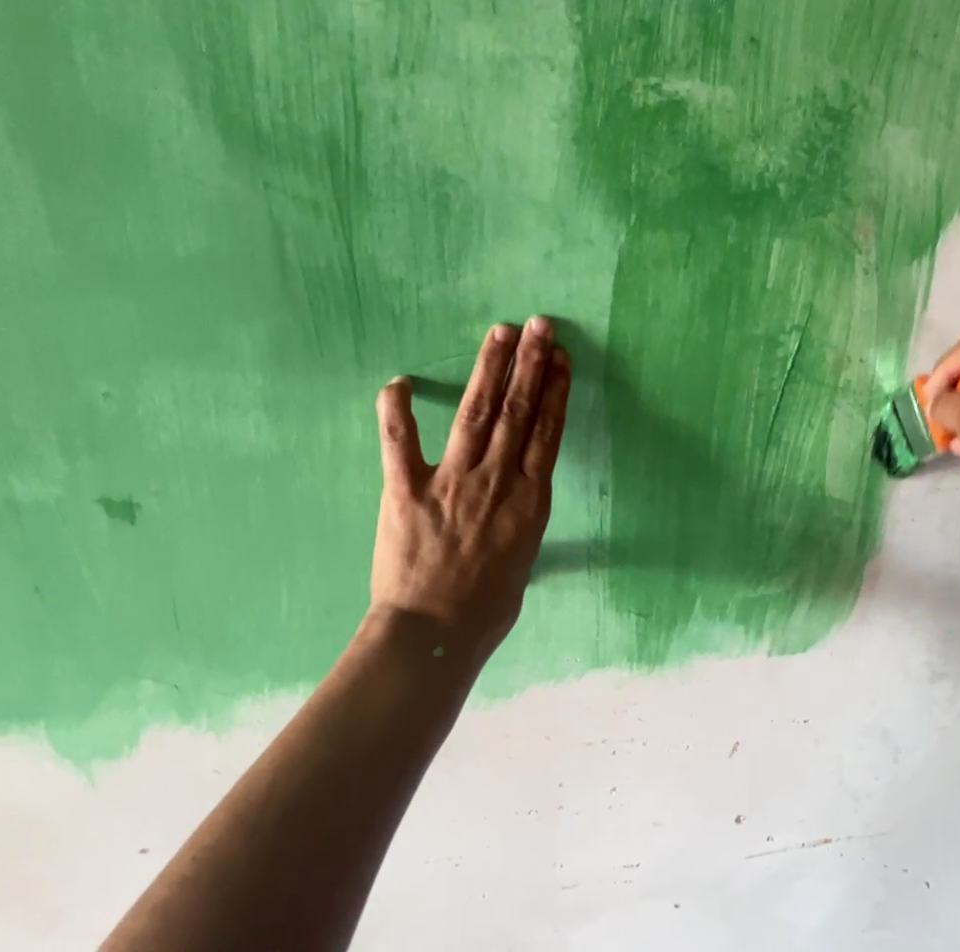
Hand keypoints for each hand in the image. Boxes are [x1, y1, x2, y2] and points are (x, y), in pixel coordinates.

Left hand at [368, 317, 570, 659]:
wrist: (433, 634)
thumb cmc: (486, 611)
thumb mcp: (524, 563)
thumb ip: (521, 524)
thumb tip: (518, 506)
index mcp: (529, 501)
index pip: (546, 433)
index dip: (555, 391)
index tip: (561, 359)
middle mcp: (496, 480)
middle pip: (518, 412)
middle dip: (531, 365)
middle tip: (540, 326)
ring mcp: (451, 482)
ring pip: (475, 414)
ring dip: (489, 370)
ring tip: (500, 334)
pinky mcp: (406, 490)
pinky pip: (400, 442)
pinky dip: (397, 410)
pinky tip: (399, 381)